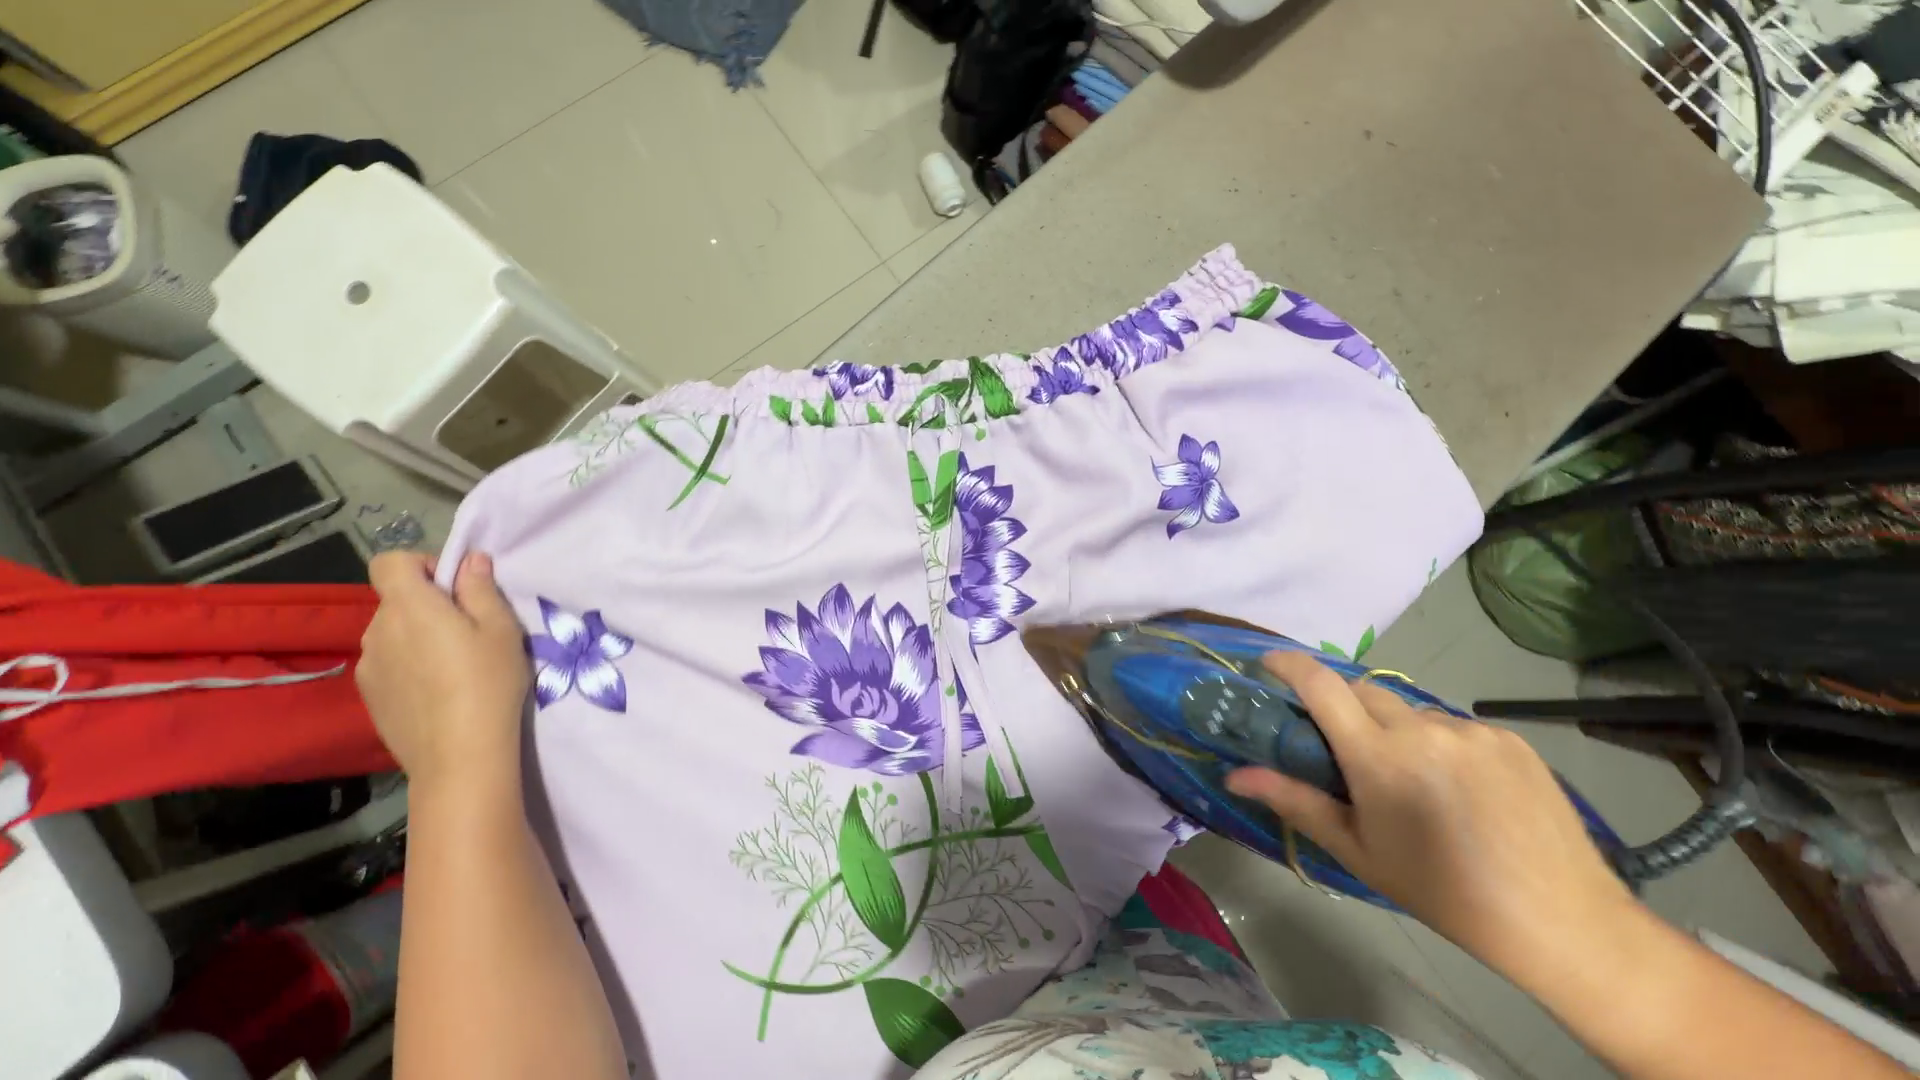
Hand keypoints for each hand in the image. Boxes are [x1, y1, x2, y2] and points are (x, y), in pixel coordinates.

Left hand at [357, 551, 531, 792]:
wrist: (459, 756)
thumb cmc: (488, 682)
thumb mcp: (501, 629)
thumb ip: (480, 589)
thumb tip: (469, 561)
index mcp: (409, 606)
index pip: (389, 562)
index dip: (420, 565)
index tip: (454, 588)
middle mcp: (377, 630)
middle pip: (396, 601)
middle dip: (428, 606)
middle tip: (469, 633)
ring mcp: (368, 666)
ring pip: (393, 635)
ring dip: (417, 639)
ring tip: (454, 669)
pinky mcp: (369, 698)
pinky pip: (389, 666)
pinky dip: (409, 668)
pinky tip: (438, 694)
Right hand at [1226, 652, 1636, 980]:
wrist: (1558, 918)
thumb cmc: (1441, 891)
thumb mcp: (1358, 851)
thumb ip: (1295, 802)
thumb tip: (1234, 776)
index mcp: (1378, 756)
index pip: (1321, 685)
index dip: (1289, 665)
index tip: (1268, 663)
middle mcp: (1423, 728)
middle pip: (1364, 691)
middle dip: (1342, 707)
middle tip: (1341, 747)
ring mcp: (1472, 730)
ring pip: (1412, 711)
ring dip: (1395, 729)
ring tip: (1411, 781)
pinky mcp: (1510, 739)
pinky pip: (1455, 727)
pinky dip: (1439, 744)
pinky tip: (1458, 789)